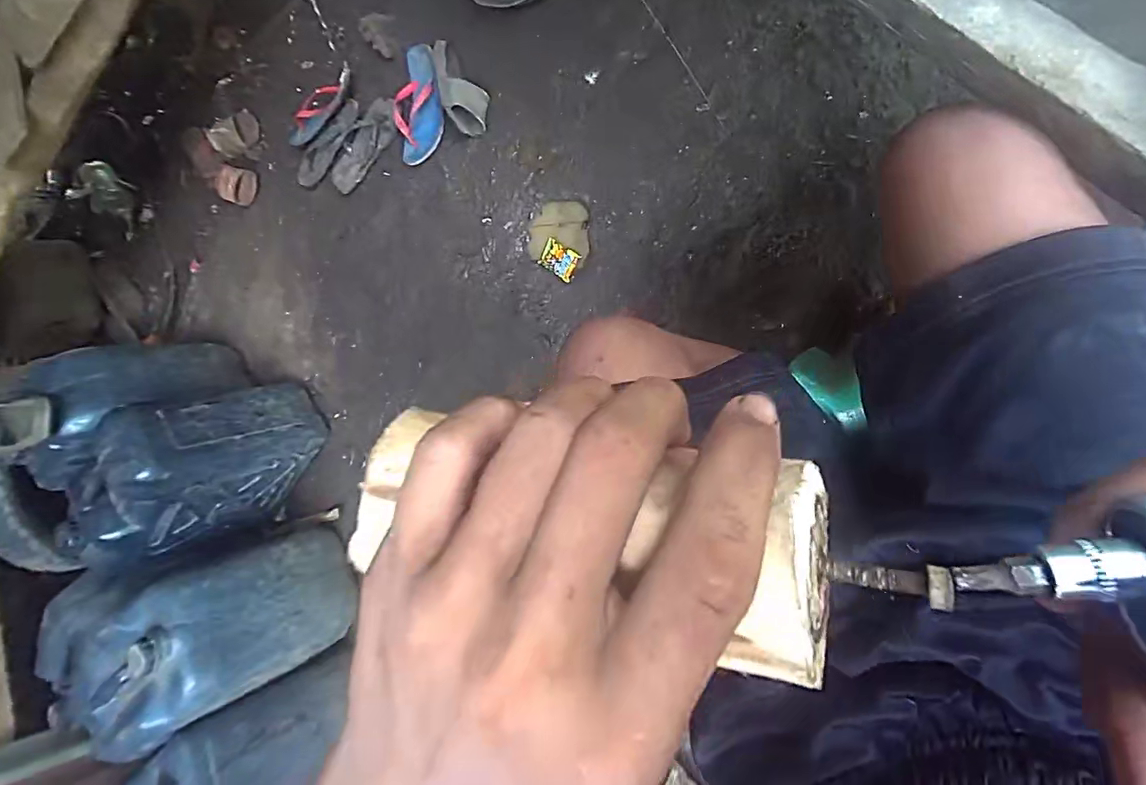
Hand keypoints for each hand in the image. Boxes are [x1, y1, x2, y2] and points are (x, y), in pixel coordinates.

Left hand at [320, 379, 781, 784]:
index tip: (753, 417)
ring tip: (603, 407)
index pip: (707, 561)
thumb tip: (704, 487)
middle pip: (610, 468)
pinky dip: (497, 414)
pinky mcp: (392, 570)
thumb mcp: (644, 739)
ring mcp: (447, 600)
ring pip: (533, 439)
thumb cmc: (552, 784)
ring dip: (586, 398)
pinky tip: (523, 423)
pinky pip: (448, 450)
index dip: (742, 467)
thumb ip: (681, 624)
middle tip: (663, 408)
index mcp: (617, 722)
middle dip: (653, 406)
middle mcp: (528, 651)